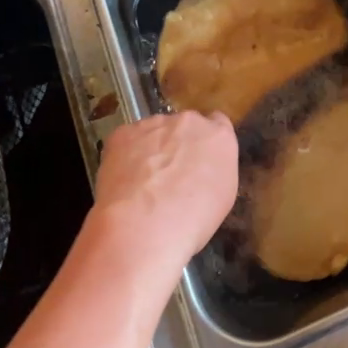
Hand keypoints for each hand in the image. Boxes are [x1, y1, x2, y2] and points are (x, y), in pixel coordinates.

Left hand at [91, 111, 237, 269]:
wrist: (144, 224)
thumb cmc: (193, 218)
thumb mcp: (223, 196)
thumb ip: (215, 169)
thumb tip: (202, 168)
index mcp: (219, 136)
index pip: (218, 124)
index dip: (207, 143)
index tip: (200, 160)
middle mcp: (189, 122)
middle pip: (185, 126)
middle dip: (179, 144)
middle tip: (171, 174)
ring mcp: (155, 124)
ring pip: (155, 131)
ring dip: (153, 148)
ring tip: (143, 182)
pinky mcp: (124, 133)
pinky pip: (128, 140)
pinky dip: (127, 155)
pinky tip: (124, 181)